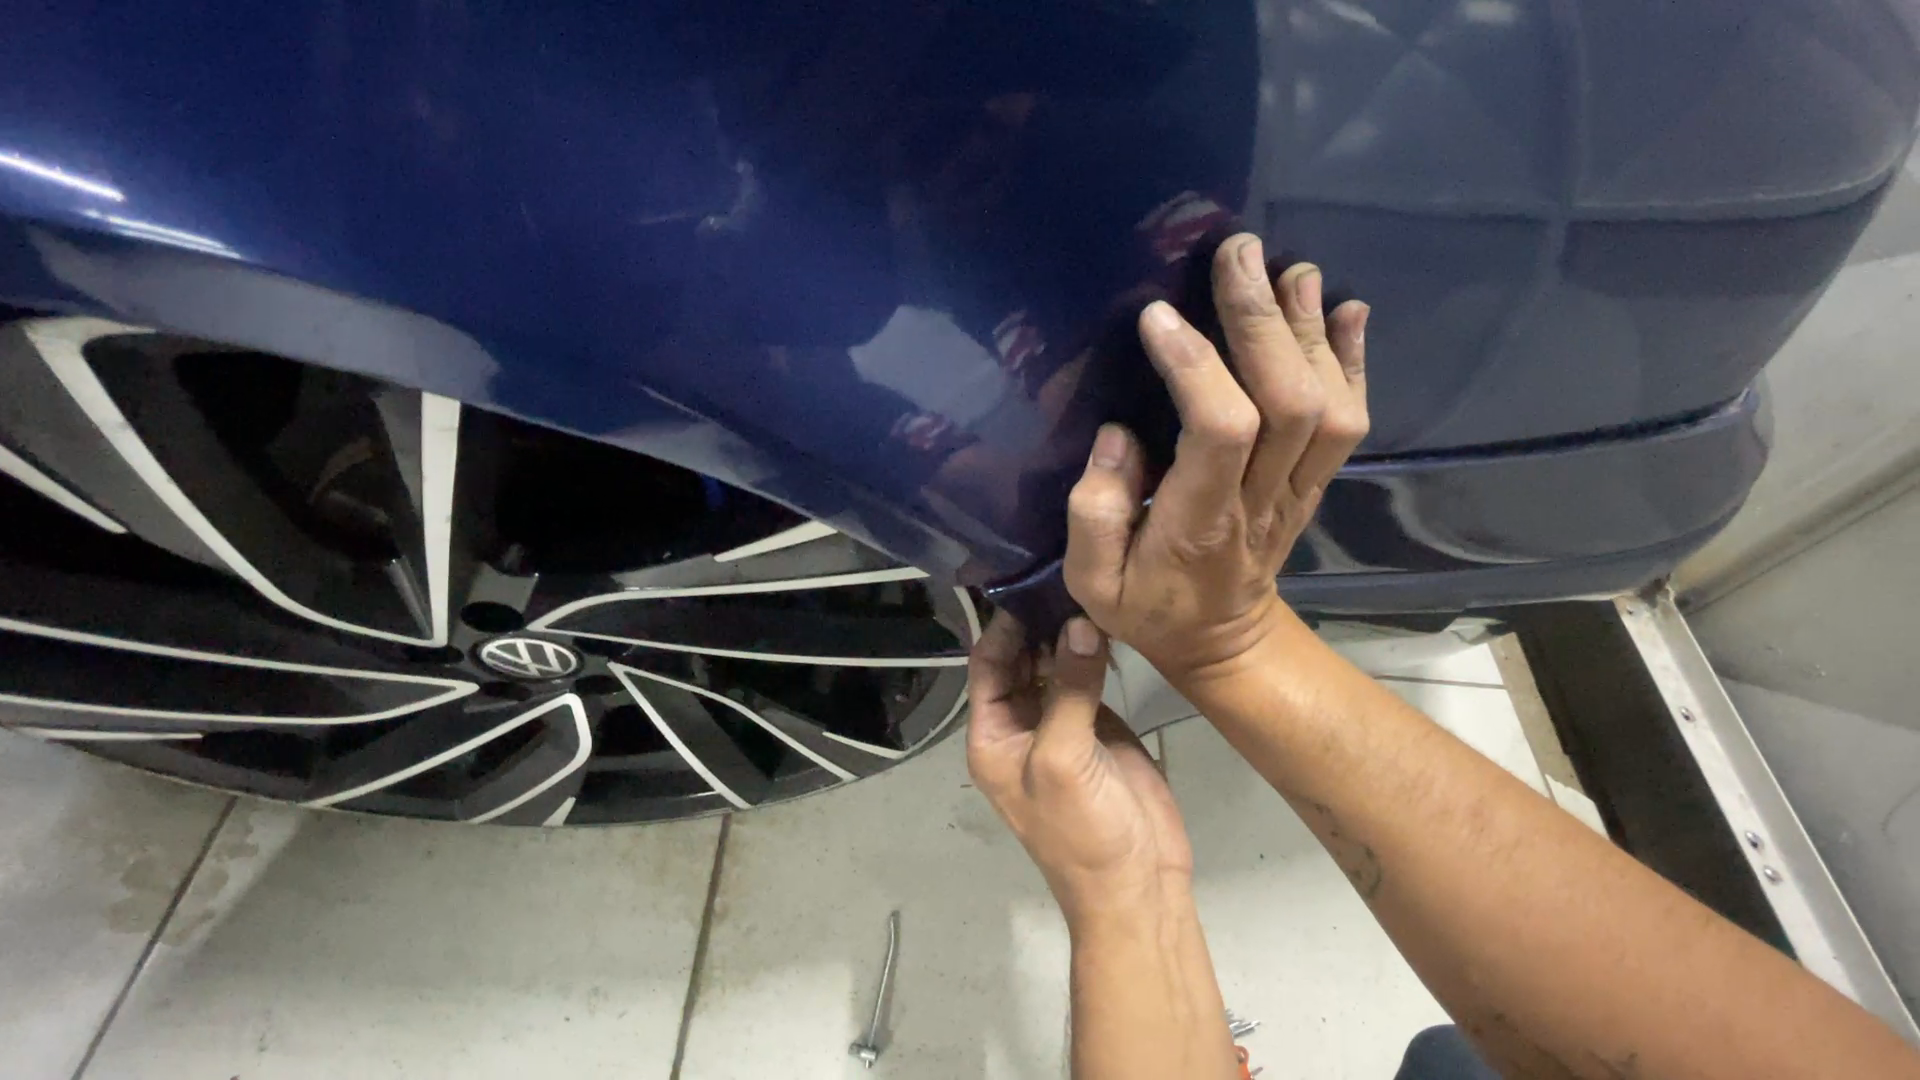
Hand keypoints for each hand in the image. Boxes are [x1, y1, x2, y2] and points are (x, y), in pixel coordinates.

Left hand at [966, 610, 1192, 925]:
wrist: (1137, 886)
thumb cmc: (1083, 831)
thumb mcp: (1063, 759)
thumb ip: (1067, 689)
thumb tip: (1077, 623)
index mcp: (992, 736)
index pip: (986, 666)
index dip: (1004, 628)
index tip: (1031, 586)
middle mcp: (1020, 725)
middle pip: (1019, 662)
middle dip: (1036, 625)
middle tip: (1064, 575)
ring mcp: (1060, 724)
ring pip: (1054, 666)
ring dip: (1065, 634)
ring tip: (1086, 589)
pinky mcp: (1098, 727)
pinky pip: (1088, 680)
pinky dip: (1093, 653)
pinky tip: (1107, 622)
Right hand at [1065, 233, 1369, 686]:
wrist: (1223, 644)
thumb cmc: (1150, 610)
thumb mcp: (1093, 583)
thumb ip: (1093, 513)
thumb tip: (1117, 437)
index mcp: (1200, 520)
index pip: (1219, 431)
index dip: (1197, 368)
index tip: (1159, 318)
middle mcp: (1262, 498)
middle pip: (1287, 402)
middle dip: (1262, 322)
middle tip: (1236, 255)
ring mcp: (1297, 489)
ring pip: (1326, 406)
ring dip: (1311, 332)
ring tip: (1289, 270)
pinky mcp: (1312, 483)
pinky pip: (1349, 421)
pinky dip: (1352, 362)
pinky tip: (1345, 313)